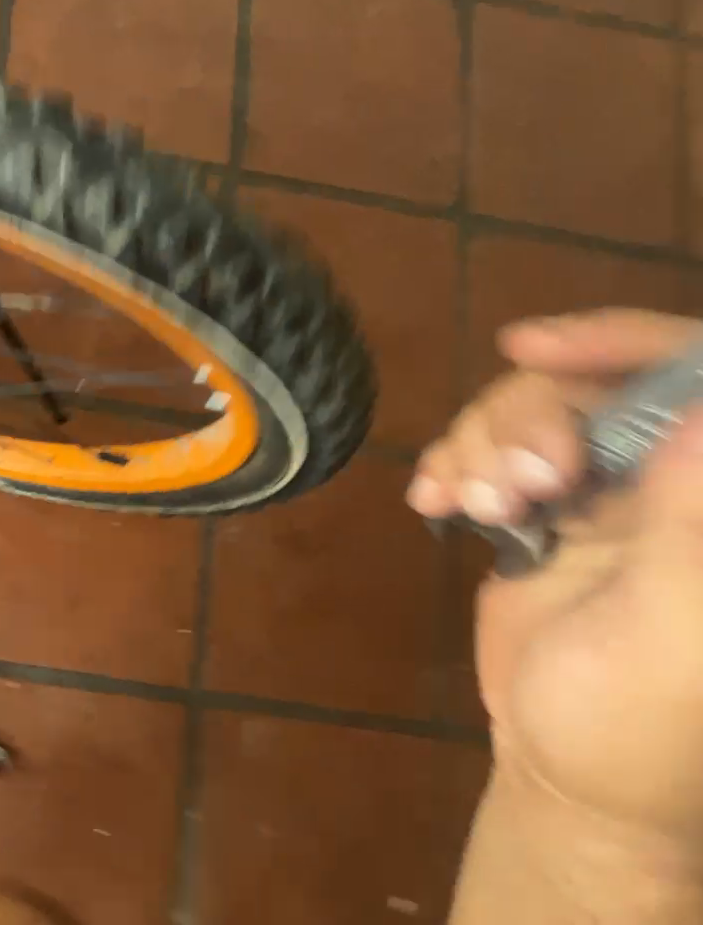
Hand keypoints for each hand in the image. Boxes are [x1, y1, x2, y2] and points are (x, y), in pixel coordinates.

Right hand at [409, 309, 702, 849]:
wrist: (564, 769)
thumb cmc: (637, 722)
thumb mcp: (672, 629)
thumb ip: (687, 523)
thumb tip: (697, 407)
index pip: (698, 380)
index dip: (628, 344)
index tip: (532, 346)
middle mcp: (679, 486)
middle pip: (595, 387)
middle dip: (529, 420)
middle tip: (512, 486)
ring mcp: (614, 496)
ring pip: (529, 414)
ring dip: (478, 448)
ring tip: (469, 507)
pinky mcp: (548, 513)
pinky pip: (483, 452)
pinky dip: (448, 467)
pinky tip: (437, 505)